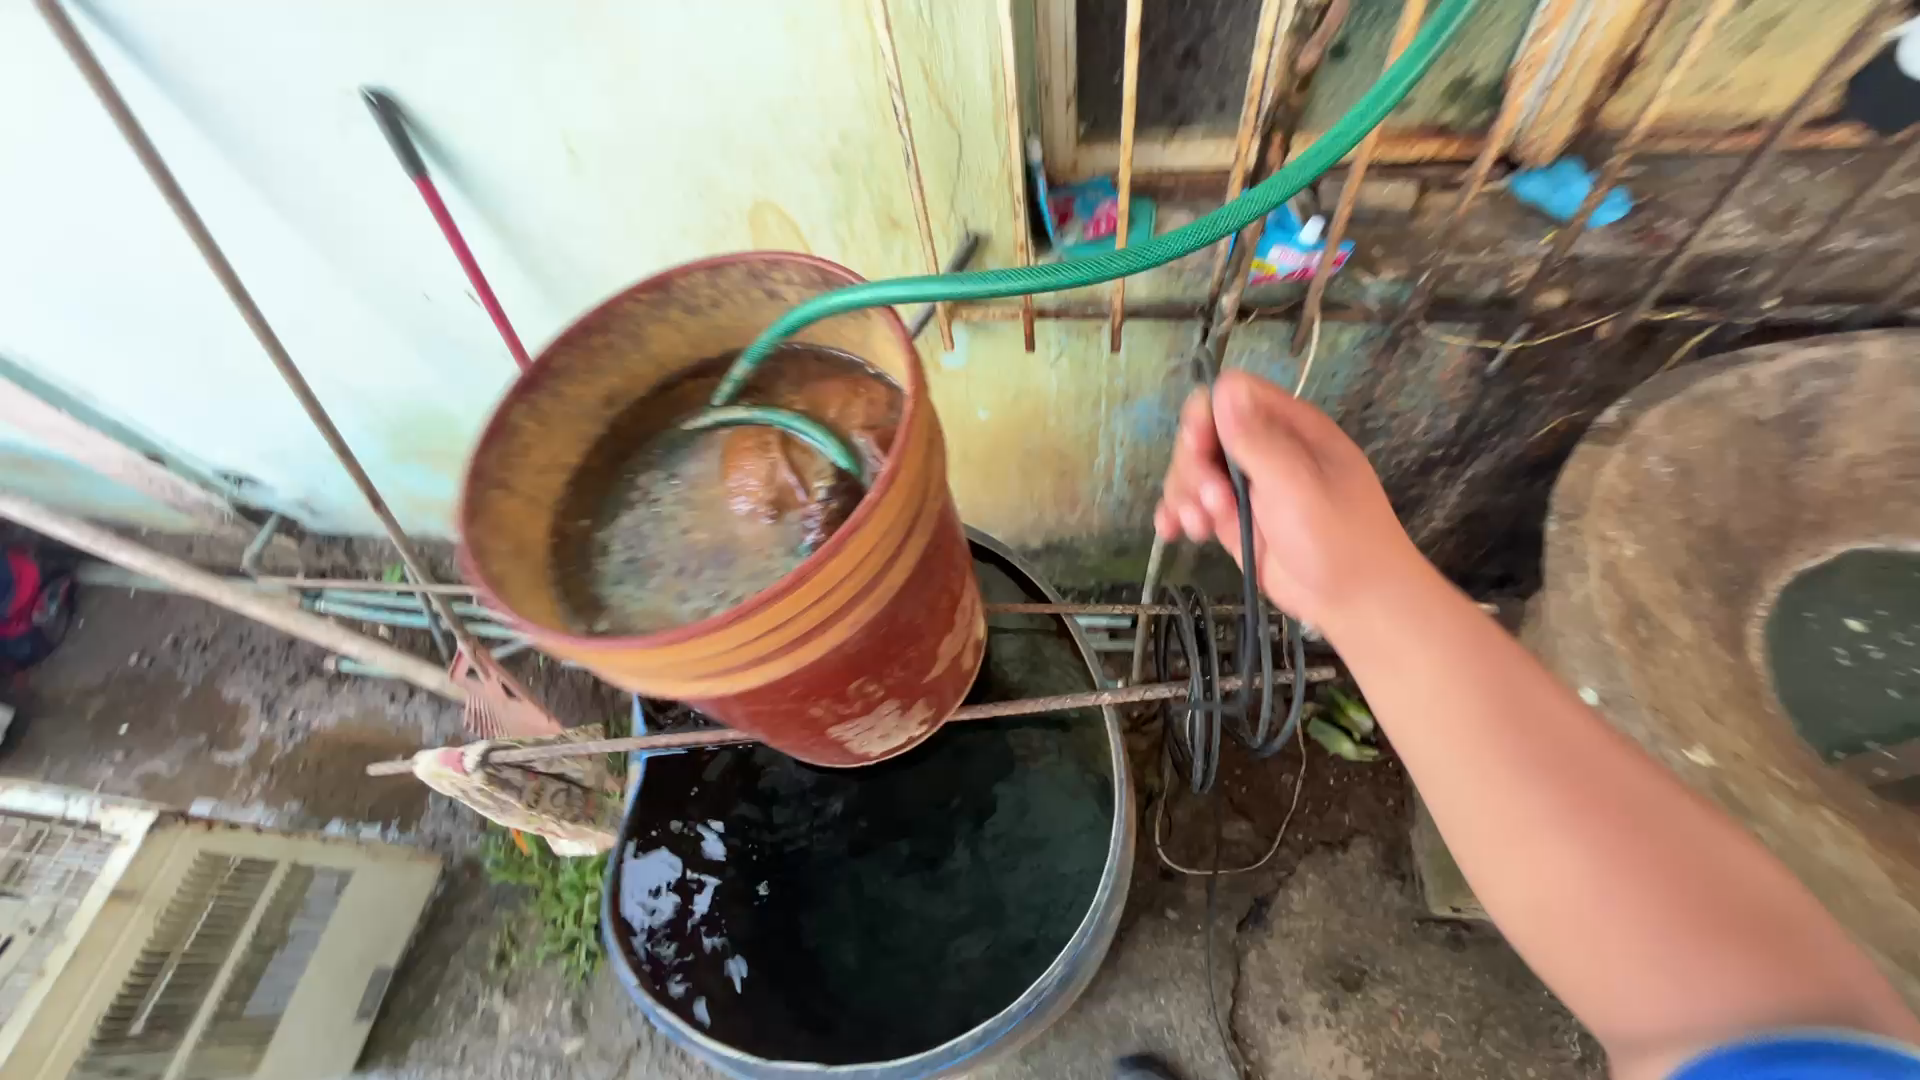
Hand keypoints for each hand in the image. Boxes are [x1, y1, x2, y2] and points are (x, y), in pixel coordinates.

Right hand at [1153, 370, 1426, 634]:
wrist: (1352, 602)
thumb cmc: (1338, 538)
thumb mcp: (1298, 486)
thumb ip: (1258, 440)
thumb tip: (1224, 388)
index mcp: (1289, 427)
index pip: (1232, 395)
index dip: (1206, 417)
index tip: (1199, 449)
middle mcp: (1263, 449)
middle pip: (1201, 435)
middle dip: (1193, 468)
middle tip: (1211, 502)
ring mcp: (1245, 486)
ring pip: (1191, 472)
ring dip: (1184, 497)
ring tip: (1199, 528)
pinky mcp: (1231, 518)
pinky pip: (1192, 505)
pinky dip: (1177, 515)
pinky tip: (1173, 532)